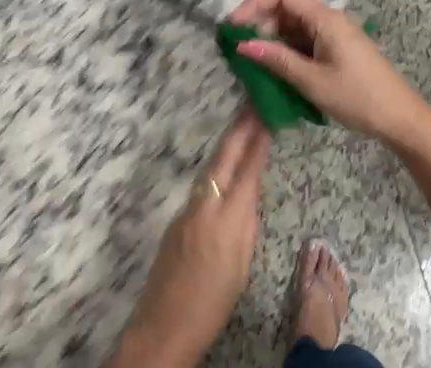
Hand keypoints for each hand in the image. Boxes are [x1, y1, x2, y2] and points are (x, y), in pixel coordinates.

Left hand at [113, 110, 270, 367]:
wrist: (162, 328)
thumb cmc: (212, 305)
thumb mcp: (241, 266)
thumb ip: (245, 227)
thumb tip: (248, 198)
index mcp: (226, 219)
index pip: (247, 170)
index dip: (258, 141)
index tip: (267, 113)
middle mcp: (204, 206)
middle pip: (224, 158)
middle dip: (240, 128)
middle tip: (254, 101)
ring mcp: (186, 212)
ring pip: (210, 169)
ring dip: (228, 145)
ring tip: (244, 125)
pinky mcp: (176, 222)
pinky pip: (201, 186)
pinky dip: (216, 170)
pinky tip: (225, 168)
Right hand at [227, 0, 430, 153]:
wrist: (400, 117)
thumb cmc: (357, 98)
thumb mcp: (312, 81)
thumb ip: (277, 60)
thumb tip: (243, 44)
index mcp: (325, 19)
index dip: (254, 3)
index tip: (234, 25)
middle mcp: (329, 20)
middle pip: (287, 7)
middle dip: (260, 22)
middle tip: (240, 48)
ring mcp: (334, 34)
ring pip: (295, 25)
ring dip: (272, 38)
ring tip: (253, 61)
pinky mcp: (336, 49)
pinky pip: (305, 40)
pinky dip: (286, 49)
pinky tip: (275, 68)